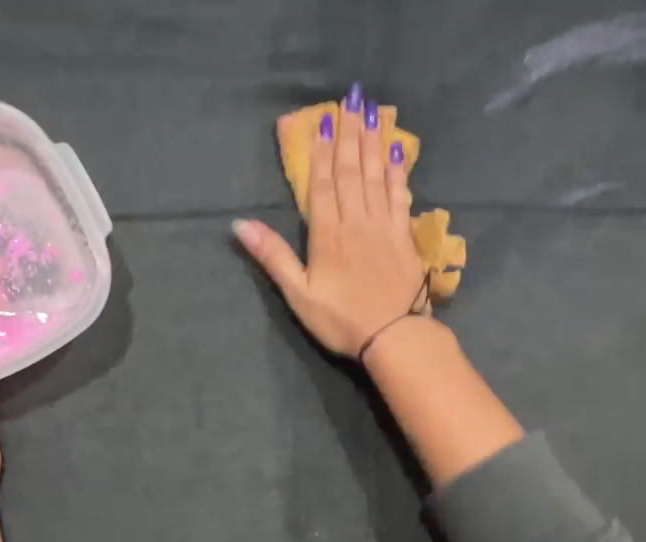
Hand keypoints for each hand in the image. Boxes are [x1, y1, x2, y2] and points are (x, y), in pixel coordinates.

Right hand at [233, 99, 428, 358]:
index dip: (322, 150)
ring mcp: (384, 227)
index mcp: (327, 234)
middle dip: (349, 135)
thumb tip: (240, 224)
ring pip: (377, 176)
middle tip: (351, 100)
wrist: (394, 336)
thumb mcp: (299, 295)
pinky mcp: (405, 237)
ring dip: (373, 143)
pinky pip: (401, 196)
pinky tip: (396, 153)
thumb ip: (273, 257)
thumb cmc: (341, 320)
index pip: (323, 184)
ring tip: (373, 113)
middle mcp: (356, 221)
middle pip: (352, 171)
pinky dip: (397, 172)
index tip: (323, 119)